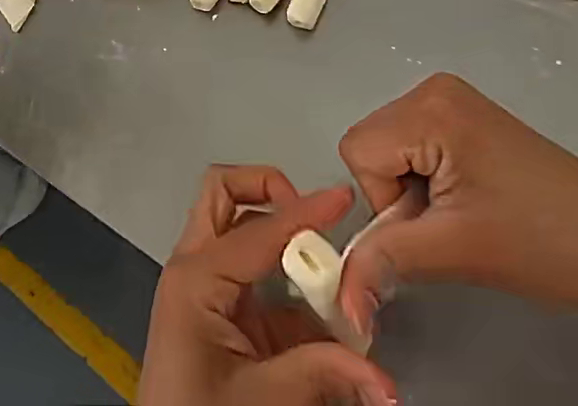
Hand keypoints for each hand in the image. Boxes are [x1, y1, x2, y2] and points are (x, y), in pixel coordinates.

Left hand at [140, 165, 397, 405]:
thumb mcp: (262, 399)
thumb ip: (323, 375)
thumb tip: (382, 376)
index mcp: (195, 277)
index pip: (257, 228)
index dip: (304, 211)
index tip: (341, 199)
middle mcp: (195, 268)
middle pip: (224, 196)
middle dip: (269, 191)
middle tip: (316, 218)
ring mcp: (207, 286)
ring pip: (241, 230)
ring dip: (285, 239)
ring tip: (331, 269)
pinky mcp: (223, 311)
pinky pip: (259, 278)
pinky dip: (293, 287)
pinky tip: (328, 316)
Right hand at [336, 73, 577, 337]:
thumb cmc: (545, 246)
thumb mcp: (453, 252)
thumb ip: (383, 261)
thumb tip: (339, 297)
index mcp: (430, 108)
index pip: (359, 151)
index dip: (384, 199)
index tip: (433, 222)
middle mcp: (434, 90)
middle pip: (371, 144)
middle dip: (396, 191)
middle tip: (448, 220)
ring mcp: (452, 98)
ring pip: (388, 145)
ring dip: (409, 186)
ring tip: (462, 211)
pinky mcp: (465, 115)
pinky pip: (412, 142)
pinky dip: (425, 176)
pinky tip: (468, 197)